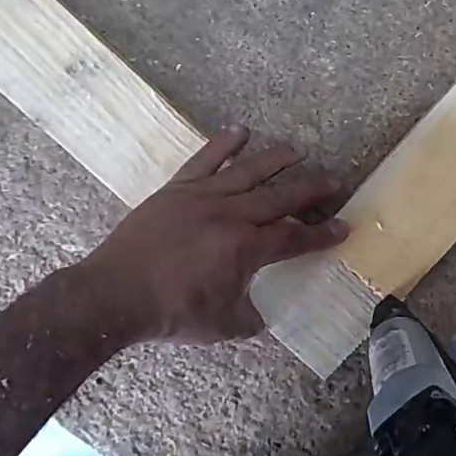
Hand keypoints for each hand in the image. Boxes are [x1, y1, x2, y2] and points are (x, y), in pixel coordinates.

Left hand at [55, 127, 349, 346]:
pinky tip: (242, 130)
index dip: (321, 233)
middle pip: (282, 195)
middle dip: (313, 188)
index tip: (343, 228)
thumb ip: (250, 318)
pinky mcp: (178, 189)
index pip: (295, 236)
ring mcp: (204, 197)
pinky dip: (223, 144)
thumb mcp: (221, 326)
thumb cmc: (170, 313)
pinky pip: (205, 160)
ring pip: (249, 171)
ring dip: (278, 158)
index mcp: (246, 248)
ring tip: (299, 149)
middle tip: (335, 180)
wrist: (113, 295)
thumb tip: (263, 316)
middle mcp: (232, 215)